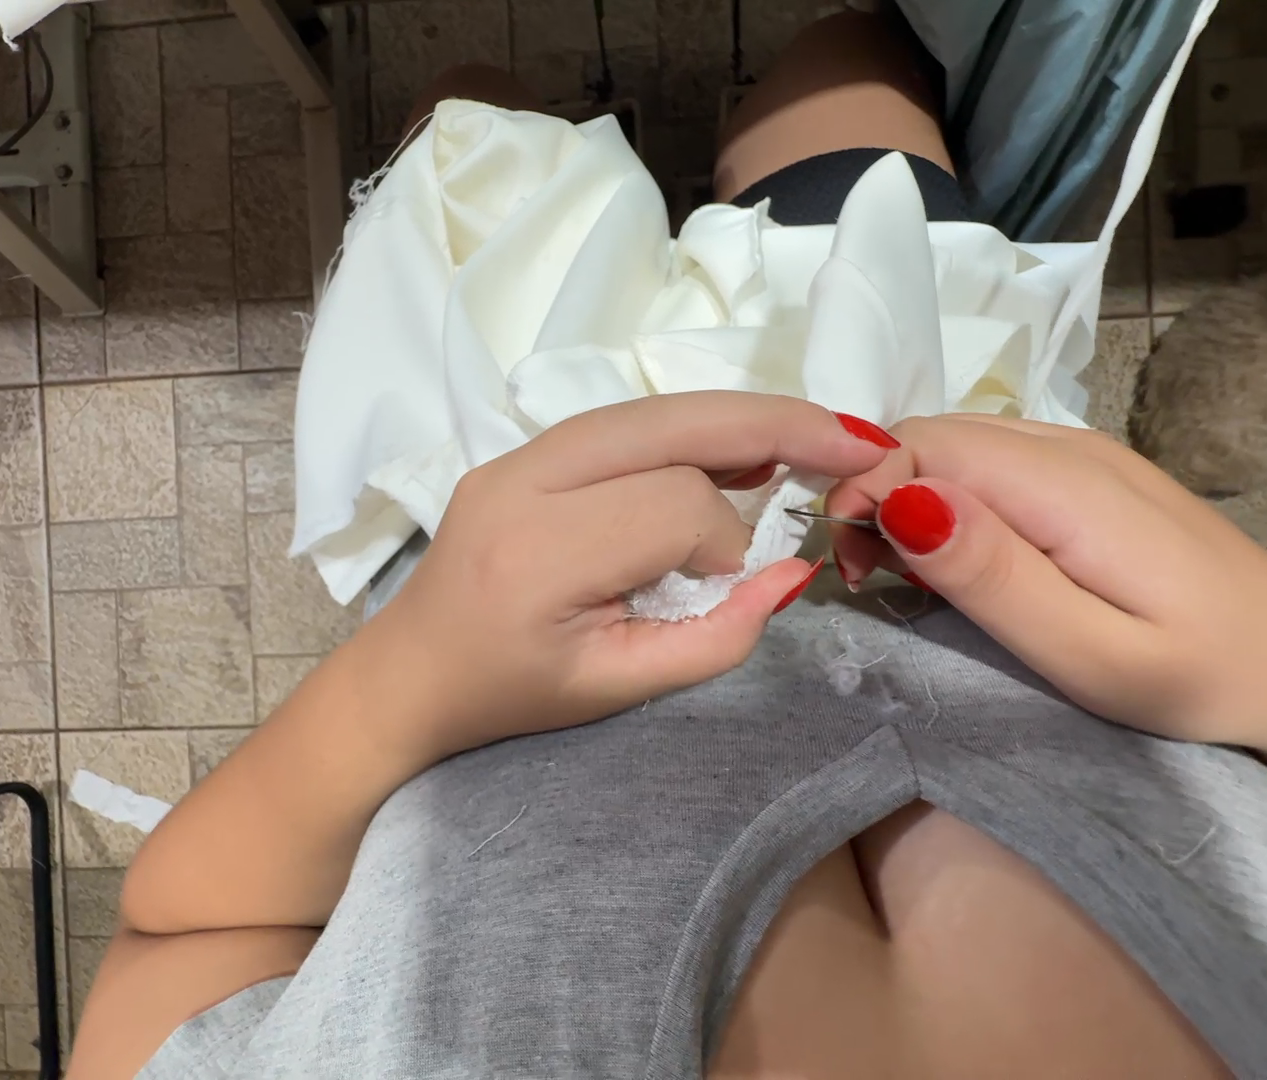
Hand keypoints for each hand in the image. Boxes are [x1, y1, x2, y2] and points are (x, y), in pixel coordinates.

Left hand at [352, 391, 892, 760]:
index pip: (671, 507)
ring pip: (647, 410)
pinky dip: (685, 430)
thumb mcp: (616, 689)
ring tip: (806, 442)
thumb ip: (715, 638)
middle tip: (855, 441)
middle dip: (772, 424)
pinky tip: (731, 448)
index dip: (723, 542)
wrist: (411, 673)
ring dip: (733, 420)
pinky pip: (619, 423)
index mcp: (538, 555)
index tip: (724, 584)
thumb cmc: (510, 696)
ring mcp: (510, 457)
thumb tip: (794, 570)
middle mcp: (519, 482)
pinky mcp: (515, 452)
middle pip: (668, 424)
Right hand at [825, 415, 1266, 753]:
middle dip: (872, 494)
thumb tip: (903, 499)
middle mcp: (1067, 445)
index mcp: (1064, 483)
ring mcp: (1081, 453)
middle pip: (928, 435)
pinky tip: (956, 552)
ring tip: (906, 572)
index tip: (854, 568)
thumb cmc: (1200, 681)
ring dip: (902, 496)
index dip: (863, 491)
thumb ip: (991, 574)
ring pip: (950, 444)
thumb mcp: (1088, 652)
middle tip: (870, 577)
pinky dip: (941, 497)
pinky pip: (983, 461)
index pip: (919, 442)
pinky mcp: (1086, 473)